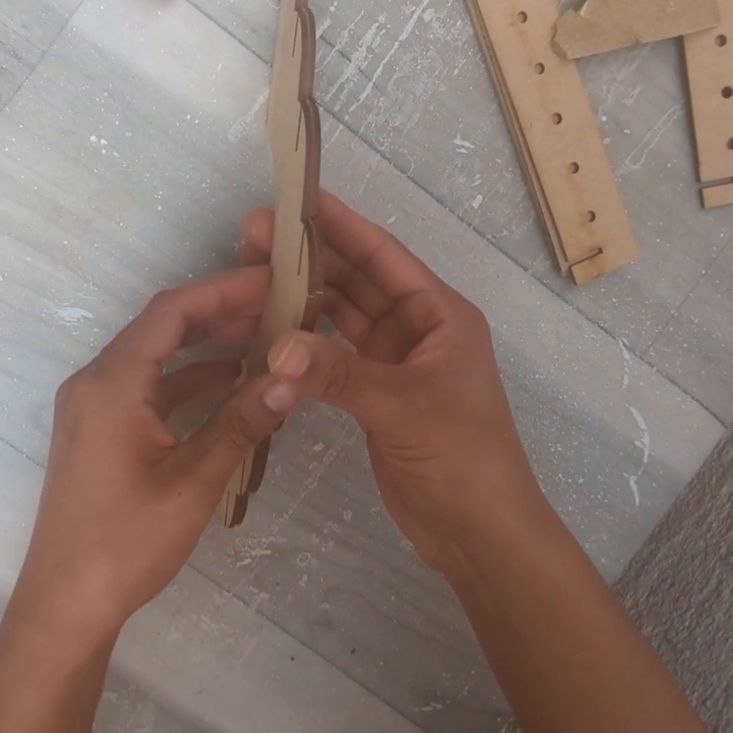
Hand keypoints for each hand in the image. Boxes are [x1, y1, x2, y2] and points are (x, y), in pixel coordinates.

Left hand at [8, 266, 342, 648]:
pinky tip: (230, 381)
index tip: (272, 281)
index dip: (223, 289)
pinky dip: (188, 377)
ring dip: (205, 342)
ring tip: (263, 336)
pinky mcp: (100, 426)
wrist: (66, 603)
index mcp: (111, 383)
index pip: (171, 312)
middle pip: (162, 325)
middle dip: (219, 311)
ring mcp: (94, 404)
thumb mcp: (192, 482)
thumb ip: (241, 424)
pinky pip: (148, 384)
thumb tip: (290, 379)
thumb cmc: (125, 543)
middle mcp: (96, 381)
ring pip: (155, 353)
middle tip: (277, 306)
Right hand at [241, 191, 544, 573]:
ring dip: (302, 296)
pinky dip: (304, 342)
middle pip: (356, 278)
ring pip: (341, 315)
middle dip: (308, 256)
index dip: (339, 223)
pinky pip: (333, 354)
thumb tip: (274, 350)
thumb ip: (338, 374)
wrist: (480, 534)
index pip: (382, 254)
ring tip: (252, 273)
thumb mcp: (403, 406)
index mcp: (439, 314)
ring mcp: (393, 361)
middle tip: (252, 236)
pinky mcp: (374, 393)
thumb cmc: (462, 457)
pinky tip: (269, 329)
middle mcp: (416, 328)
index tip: (294, 198)